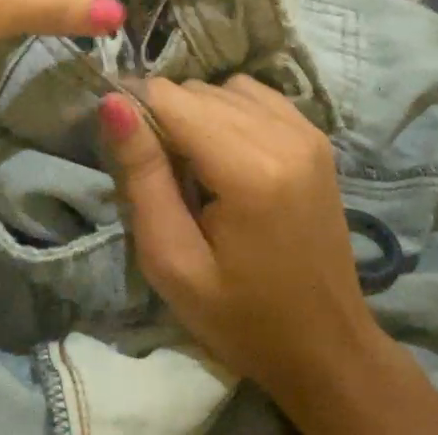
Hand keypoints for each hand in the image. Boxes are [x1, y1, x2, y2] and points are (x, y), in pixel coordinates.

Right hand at [99, 76, 382, 387]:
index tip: (121, 151)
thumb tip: (111, 103)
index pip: (168, 97)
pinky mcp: (314, 136)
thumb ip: (141, 174)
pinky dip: (226, 111)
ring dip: (194, 114)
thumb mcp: (171, 259)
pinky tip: (224, 155)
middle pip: (194, 90)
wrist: (326, 349)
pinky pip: (252, 95)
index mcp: (249, 170)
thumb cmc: (240, 316)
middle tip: (160, 176)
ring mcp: (305, 132)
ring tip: (193, 167)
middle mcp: (283, 135)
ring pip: (220, 87)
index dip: (133, 112)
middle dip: (164, 119)